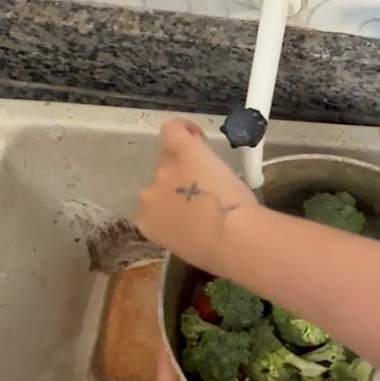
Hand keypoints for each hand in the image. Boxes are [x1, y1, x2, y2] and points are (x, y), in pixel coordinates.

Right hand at [136, 117, 256, 274]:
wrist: (230, 238)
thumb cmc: (218, 252)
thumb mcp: (190, 246)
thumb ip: (184, 230)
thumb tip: (195, 224)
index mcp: (148, 223)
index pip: (156, 206)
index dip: (176, 205)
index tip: (194, 209)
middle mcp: (149, 196)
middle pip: (164, 182)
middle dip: (184, 186)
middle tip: (210, 195)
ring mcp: (163, 172)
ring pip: (172, 160)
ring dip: (190, 165)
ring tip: (215, 177)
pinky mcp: (182, 151)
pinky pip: (173, 130)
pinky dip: (183, 128)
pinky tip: (195, 132)